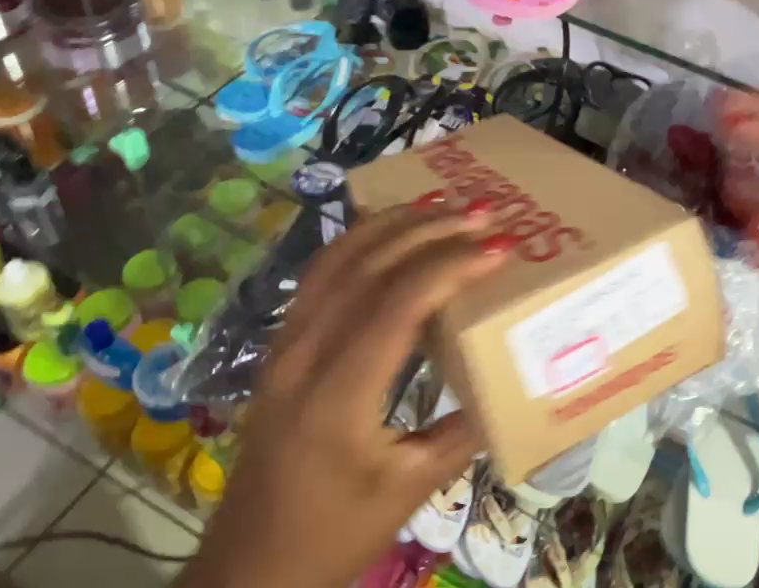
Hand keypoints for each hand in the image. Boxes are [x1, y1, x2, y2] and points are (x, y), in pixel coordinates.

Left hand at [181, 194, 511, 587]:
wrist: (248, 569)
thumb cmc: (332, 535)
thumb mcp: (408, 490)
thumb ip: (461, 431)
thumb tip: (510, 381)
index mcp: (338, 393)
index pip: (397, 303)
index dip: (450, 266)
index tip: (500, 249)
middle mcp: (304, 354)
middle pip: (367, 266)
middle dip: (428, 230)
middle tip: (482, 212)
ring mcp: (284, 346)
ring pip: (336, 260)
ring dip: (391, 225)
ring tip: (440, 206)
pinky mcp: (279, 348)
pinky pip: (320, 276)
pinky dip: (359, 243)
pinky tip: (388, 233)